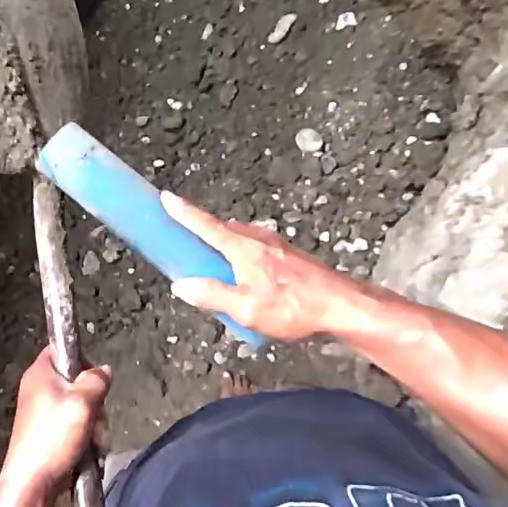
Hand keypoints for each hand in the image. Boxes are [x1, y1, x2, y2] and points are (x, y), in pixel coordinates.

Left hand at [1, 347, 112, 496]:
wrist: (33, 484)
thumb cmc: (52, 439)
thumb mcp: (82, 403)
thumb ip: (97, 381)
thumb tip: (104, 370)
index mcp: (40, 374)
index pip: (62, 349)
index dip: (82, 359)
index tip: (94, 378)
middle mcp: (39, 389)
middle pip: (78, 381)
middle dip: (95, 401)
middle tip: (95, 417)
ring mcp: (44, 413)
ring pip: (82, 407)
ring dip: (94, 423)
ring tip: (92, 440)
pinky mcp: (49, 433)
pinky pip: (76, 426)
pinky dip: (86, 437)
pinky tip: (88, 449)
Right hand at [161, 191, 372, 340]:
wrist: (341, 305)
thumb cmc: (295, 307)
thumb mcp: (246, 309)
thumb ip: (212, 296)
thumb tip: (182, 286)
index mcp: (245, 250)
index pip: (207, 226)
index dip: (184, 213)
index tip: (166, 197)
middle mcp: (259, 240)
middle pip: (221, 229)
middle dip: (200, 231)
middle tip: (183, 238)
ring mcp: (275, 245)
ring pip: (238, 238)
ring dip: (221, 245)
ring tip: (211, 265)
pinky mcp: (286, 254)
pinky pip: (253, 247)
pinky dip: (238, 254)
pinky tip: (241, 276)